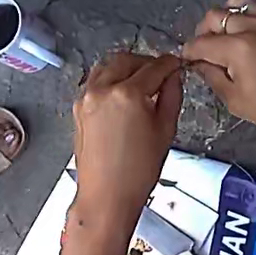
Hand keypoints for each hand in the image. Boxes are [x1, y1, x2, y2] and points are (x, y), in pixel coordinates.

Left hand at [72, 52, 183, 223]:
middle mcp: (103, 90)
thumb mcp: (166, 130)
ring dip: (126, 67)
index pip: (154, 67)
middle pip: (128, 60)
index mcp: (128, 94)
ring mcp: (86, 98)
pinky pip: (96, 82)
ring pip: (108, 66)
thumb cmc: (137, 170)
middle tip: (162, 73)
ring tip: (142, 82)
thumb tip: (173, 78)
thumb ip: (171, 96)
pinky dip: (111, 80)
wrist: (107, 195)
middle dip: (147, 63)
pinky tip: (124, 95)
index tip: (177, 65)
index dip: (170, 64)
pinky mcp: (78, 108)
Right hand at [182, 0, 255, 146]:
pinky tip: (246, 39)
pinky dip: (244, 17)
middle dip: (203, 33)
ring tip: (225, 40)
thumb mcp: (237, 102)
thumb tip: (199, 64)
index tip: (187, 60)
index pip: (201, 43)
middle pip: (214, 16)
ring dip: (224, 18)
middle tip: (205, 53)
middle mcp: (253, 26)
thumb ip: (213, 78)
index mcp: (238, 48)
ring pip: (235, 2)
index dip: (189, 53)